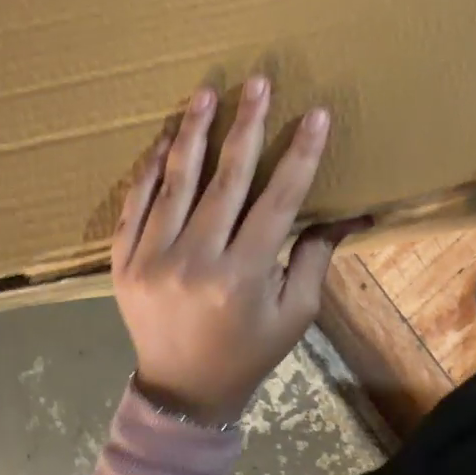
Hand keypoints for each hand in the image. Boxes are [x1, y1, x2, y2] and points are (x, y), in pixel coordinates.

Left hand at [111, 75, 355, 425]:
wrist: (181, 393)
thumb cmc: (250, 349)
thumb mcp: (296, 312)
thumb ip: (316, 256)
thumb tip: (353, 212)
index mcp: (242, 276)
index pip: (279, 200)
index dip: (301, 154)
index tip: (318, 115)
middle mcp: (194, 262)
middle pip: (226, 180)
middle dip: (246, 125)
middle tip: (258, 82)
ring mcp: (151, 260)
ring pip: (176, 182)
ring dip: (193, 132)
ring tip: (206, 92)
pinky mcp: (122, 262)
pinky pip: (135, 204)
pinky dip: (151, 168)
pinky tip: (166, 136)